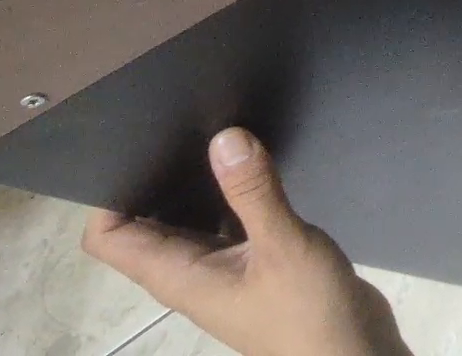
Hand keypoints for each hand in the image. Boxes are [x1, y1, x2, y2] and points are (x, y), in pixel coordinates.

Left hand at [82, 128, 412, 355]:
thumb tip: (224, 138)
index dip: (113, 195)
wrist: (350, 353)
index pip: (111, 236)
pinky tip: (264, 169)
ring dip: (202, 185)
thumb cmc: (306, 308)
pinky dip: (237, 196)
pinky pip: (233, 223)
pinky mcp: (260, 265)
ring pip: (194, 222)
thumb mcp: (282, 244)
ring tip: (226, 138)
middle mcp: (192, 272)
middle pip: (149, 226)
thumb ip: (254, 192)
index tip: (142, 147)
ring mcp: (226, 270)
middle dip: (161, 179)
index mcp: (179, 274)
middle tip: (187, 128)